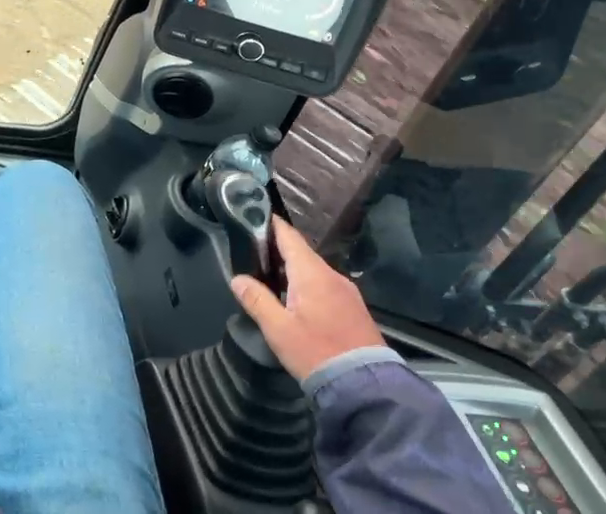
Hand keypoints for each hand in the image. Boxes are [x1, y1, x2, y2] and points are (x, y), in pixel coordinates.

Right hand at [231, 219, 384, 379]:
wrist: (367, 388)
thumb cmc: (317, 351)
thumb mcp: (277, 328)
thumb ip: (256, 299)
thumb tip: (238, 279)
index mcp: (313, 274)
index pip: (289, 237)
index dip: (270, 224)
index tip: (251, 217)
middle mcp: (333, 277)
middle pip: (301, 253)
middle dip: (277, 250)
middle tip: (251, 253)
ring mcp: (348, 294)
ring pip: (313, 271)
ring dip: (292, 270)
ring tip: (268, 278)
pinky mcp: (355, 310)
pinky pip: (325, 286)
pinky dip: (306, 285)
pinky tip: (294, 300)